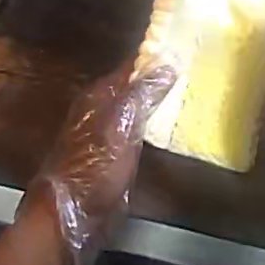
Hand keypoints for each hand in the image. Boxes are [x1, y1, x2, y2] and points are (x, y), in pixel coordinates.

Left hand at [20, 64, 177, 264]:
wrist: (69, 219)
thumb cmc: (92, 169)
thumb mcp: (120, 126)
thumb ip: (141, 94)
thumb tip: (166, 63)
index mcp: (99, 95)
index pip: (131, 65)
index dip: (155, 55)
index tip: (184, 45)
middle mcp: (102, 110)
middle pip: (136, 87)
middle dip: (162, 79)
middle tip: (196, 71)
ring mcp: (107, 135)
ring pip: (139, 110)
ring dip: (161, 104)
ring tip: (192, 95)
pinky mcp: (113, 159)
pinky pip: (140, 133)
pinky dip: (156, 128)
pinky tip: (176, 129)